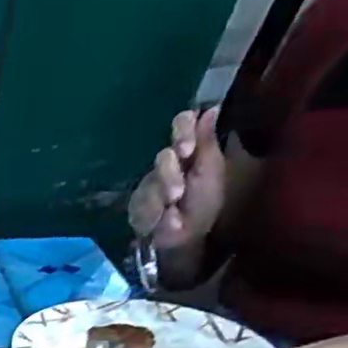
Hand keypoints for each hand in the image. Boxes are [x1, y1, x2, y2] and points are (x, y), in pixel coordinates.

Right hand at [128, 107, 224, 252]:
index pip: (181, 126)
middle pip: (163, 158)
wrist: (189, 238)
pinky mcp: (135, 209)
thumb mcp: (211, 171)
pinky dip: (157, 217)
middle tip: (178, 191)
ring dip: (164, 198)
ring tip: (174, 210)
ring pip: (150, 186)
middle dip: (172, 174)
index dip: (182, 130)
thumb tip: (211, 109)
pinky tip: (168, 222)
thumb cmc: (204, 203)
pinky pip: (141, 208)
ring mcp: (148, 187)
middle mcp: (165, 165)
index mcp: (186, 150)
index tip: (187, 147)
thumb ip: (207, 143)